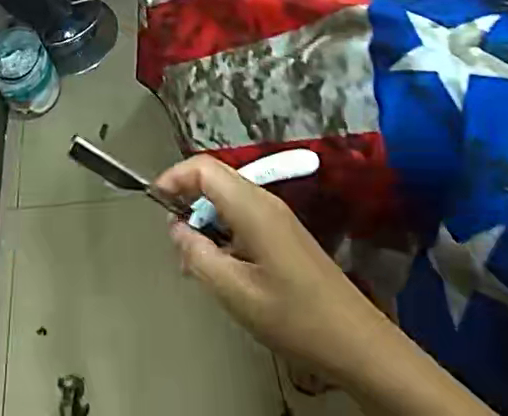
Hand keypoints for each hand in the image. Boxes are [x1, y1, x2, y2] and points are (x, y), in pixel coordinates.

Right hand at [157, 158, 492, 415]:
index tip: (152, 200)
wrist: (355, 340)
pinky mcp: (284, 233)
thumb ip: (199, 256)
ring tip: (194, 261)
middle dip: (187, 199)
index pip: (205, 168)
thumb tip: (176, 228)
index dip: (175, 176)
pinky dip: (223, 231)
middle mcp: (265, 201)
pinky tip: (222, 266)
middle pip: (216, 178)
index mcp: (253, 207)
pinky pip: (243, 215)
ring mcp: (278, 215)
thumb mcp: (236, 293)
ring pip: (228, 198)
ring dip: (205, 219)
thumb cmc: (293, 316)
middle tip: (174, 240)